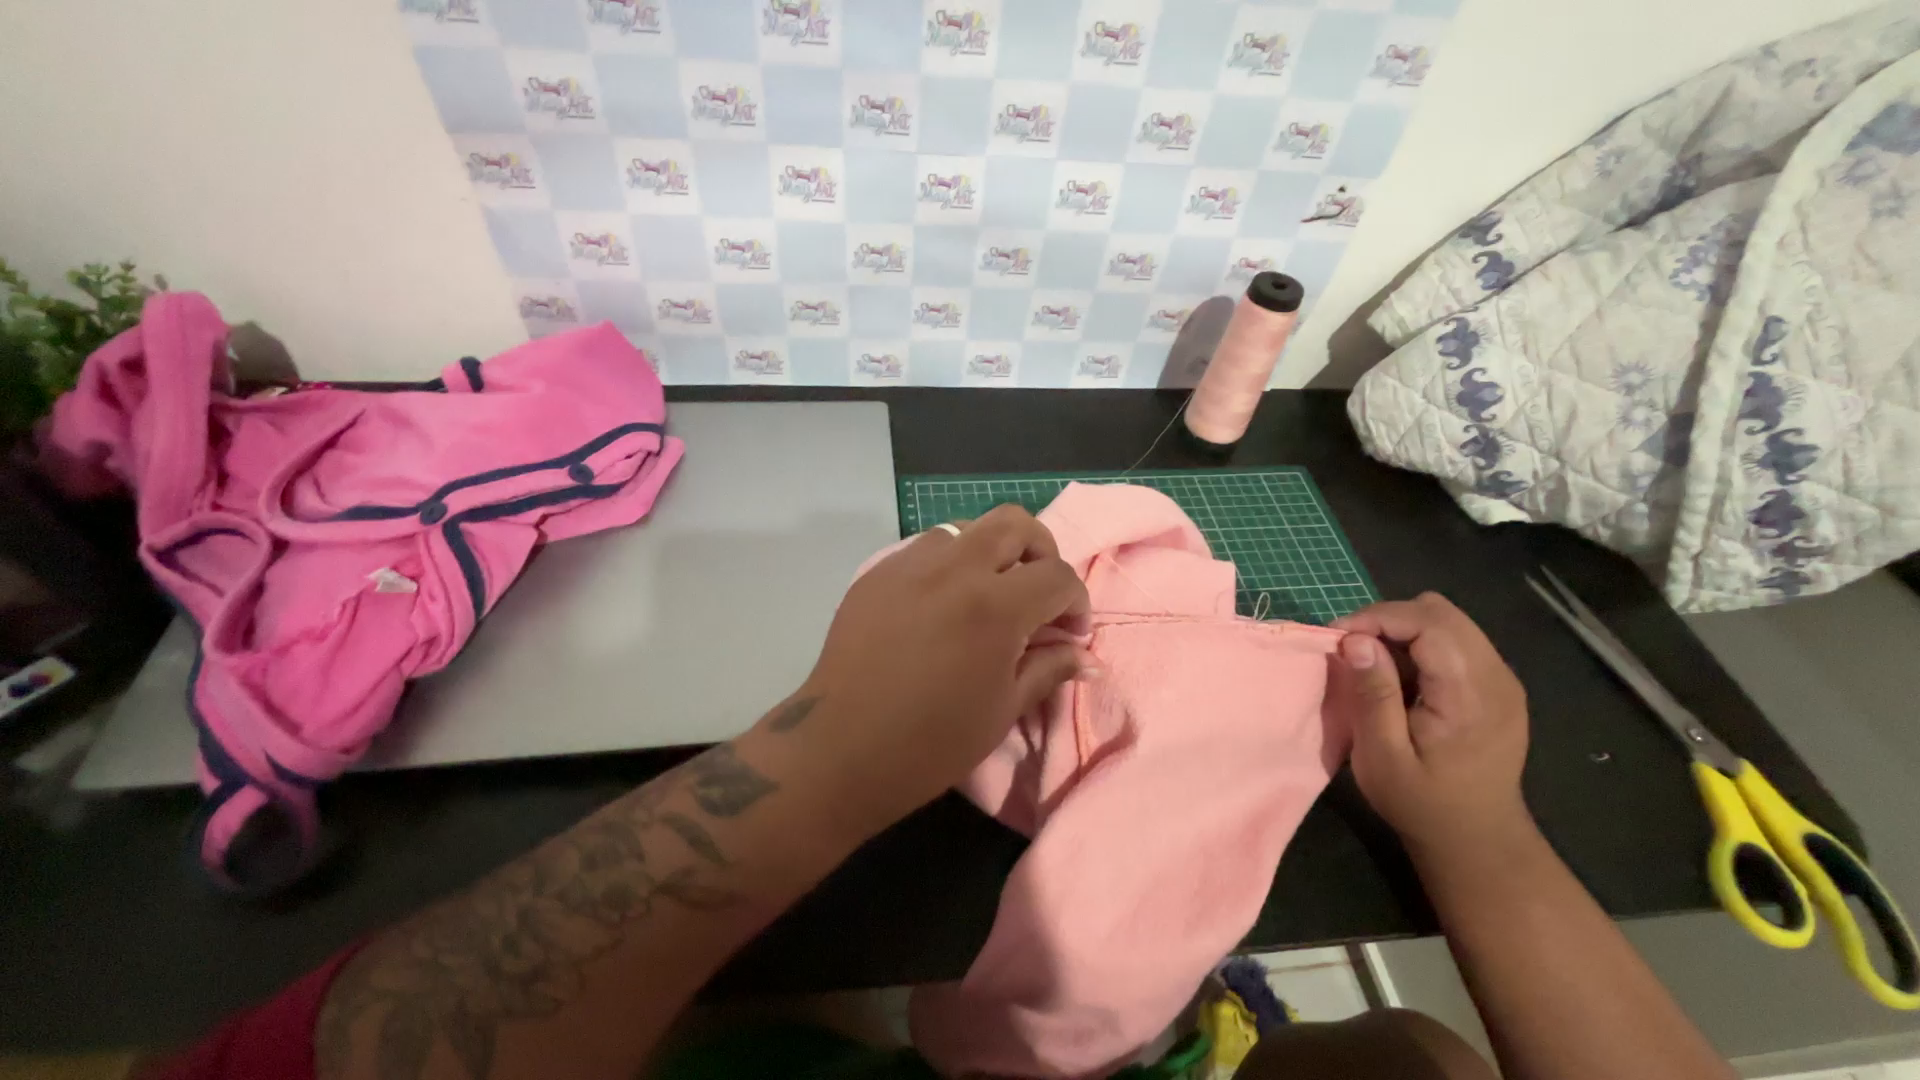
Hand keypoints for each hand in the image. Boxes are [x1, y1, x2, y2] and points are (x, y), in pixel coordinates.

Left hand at [771, 504, 1091, 832]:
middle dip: (1041, 551)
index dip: (1077, 602)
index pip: (1058, 576)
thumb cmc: (931, 742)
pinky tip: (942, 607)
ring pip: (966, 529)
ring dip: (990, 553)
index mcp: (995, 606)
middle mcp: (954, 569)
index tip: (1071, 633)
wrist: (841, 749)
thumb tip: (1087, 657)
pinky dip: (948, 565)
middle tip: (1039, 594)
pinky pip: (924, 549)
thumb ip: (1048, 669)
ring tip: (988, 597)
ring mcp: (909, 565)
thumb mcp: (1002, 709)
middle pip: (1015, 523)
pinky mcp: (876, 574)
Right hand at [1329, 592, 1531, 860]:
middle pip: (1441, 611)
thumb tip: (1355, 640)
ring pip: (1449, 620)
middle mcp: (1496, 677)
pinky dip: (1421, 643)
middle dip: (1388, 619)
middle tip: (1352, 649)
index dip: (1377, 617)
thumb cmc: (1422, 802)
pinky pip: (1458, 640)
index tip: (1337, 638)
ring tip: (1374, 661)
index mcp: (1469, 695)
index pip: (1428, 622)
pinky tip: (1401, 676)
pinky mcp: (1498, 685)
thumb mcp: (1382, 756)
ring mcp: (1502, 679)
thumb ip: (1372, 694)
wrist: (1477, 838)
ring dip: (1404, 629)